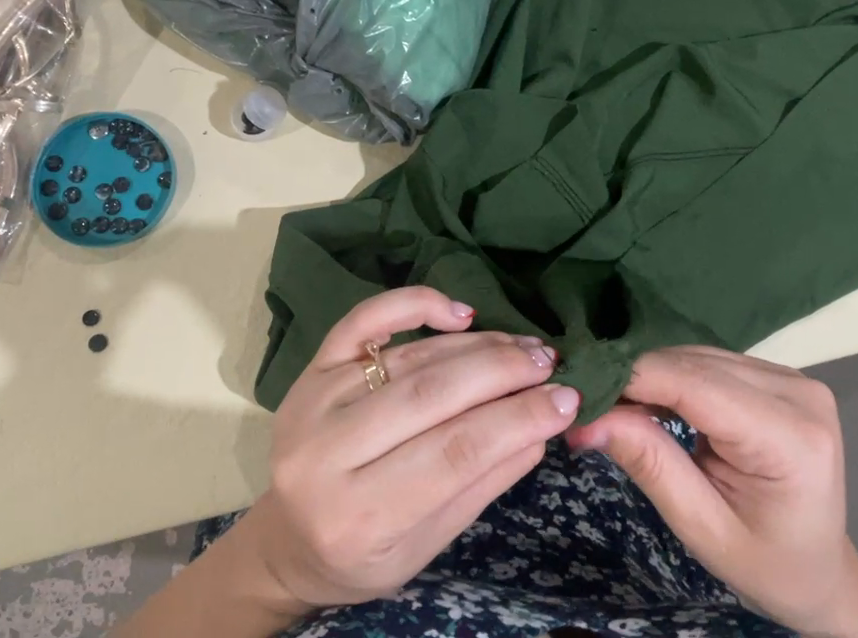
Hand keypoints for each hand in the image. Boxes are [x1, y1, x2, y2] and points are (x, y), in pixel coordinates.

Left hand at [229, 286, 581, 610]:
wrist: (289, 536)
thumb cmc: (364, 553)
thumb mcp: (428, 543)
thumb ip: (482, 482)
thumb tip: (543, 424)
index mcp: (359, 515)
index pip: (454, 453)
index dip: (517, 419)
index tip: (567, 398)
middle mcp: (328, 452)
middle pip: (431, 395)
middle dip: (502, 372)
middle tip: (549, 362)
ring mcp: (314, 400)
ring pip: (409, 358)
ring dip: (476, 345)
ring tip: (524, 344)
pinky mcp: (311, 369)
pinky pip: (364, 320)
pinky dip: (413, 304)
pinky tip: (459, 313)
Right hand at [565, 347, 857, 637]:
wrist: (822, 570)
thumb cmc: (765, 563)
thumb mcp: (702, 528)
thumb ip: (650, 464)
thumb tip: (585, 418)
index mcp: (791, 438)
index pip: (695, 385)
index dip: (631, 380)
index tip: (577, 394)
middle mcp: (797, 393)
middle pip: (692, 364)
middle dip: (634, 380)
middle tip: (587, 408)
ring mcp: (792, 378)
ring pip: (696, 356)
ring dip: (651, 377)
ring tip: (615, 409)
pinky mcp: (779, 375)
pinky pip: (709, 361)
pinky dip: (672, 378)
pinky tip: (652, 403)